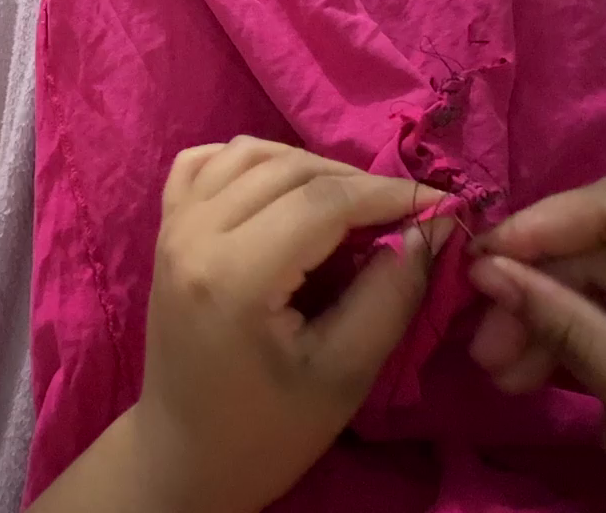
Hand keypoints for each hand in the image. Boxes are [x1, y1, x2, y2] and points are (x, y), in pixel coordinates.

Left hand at [136, 137, 446, 512]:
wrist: (184, 451)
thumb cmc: (268, 430)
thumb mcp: (344, 375)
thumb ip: (390, 295)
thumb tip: (430, 229)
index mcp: (233, 274)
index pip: (321, 201)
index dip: (387, 195)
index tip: (441, 204)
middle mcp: (194, 232)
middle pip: (287, 170)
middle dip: (354, 181)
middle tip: (402, 212)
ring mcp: (172, 223)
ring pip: (247, 154)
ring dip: (306, 165)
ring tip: (349, 202)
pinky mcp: (165, 224)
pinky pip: (202, 161)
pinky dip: (246, 160)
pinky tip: (278, 185)